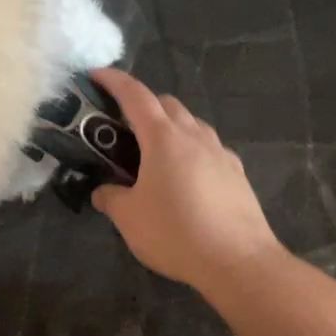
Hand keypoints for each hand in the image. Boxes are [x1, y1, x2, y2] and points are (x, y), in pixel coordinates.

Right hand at [89, 69, 282, 295]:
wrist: (239, 261)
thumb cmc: (177, 233)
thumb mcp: (130, 219)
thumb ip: (112, 198)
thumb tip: (103, 191)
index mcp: (162, 137)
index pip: (135, 94)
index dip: (113, 80)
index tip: (96, 75)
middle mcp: (193, 134)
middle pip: (166, 103)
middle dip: (144, 105)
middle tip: (124, 127)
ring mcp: (219, 151)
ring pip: (192, 122)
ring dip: (172, 126)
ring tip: (156, 153)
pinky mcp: (236, 171)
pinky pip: (210, 147)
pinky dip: (194, 149)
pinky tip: (189, 176)